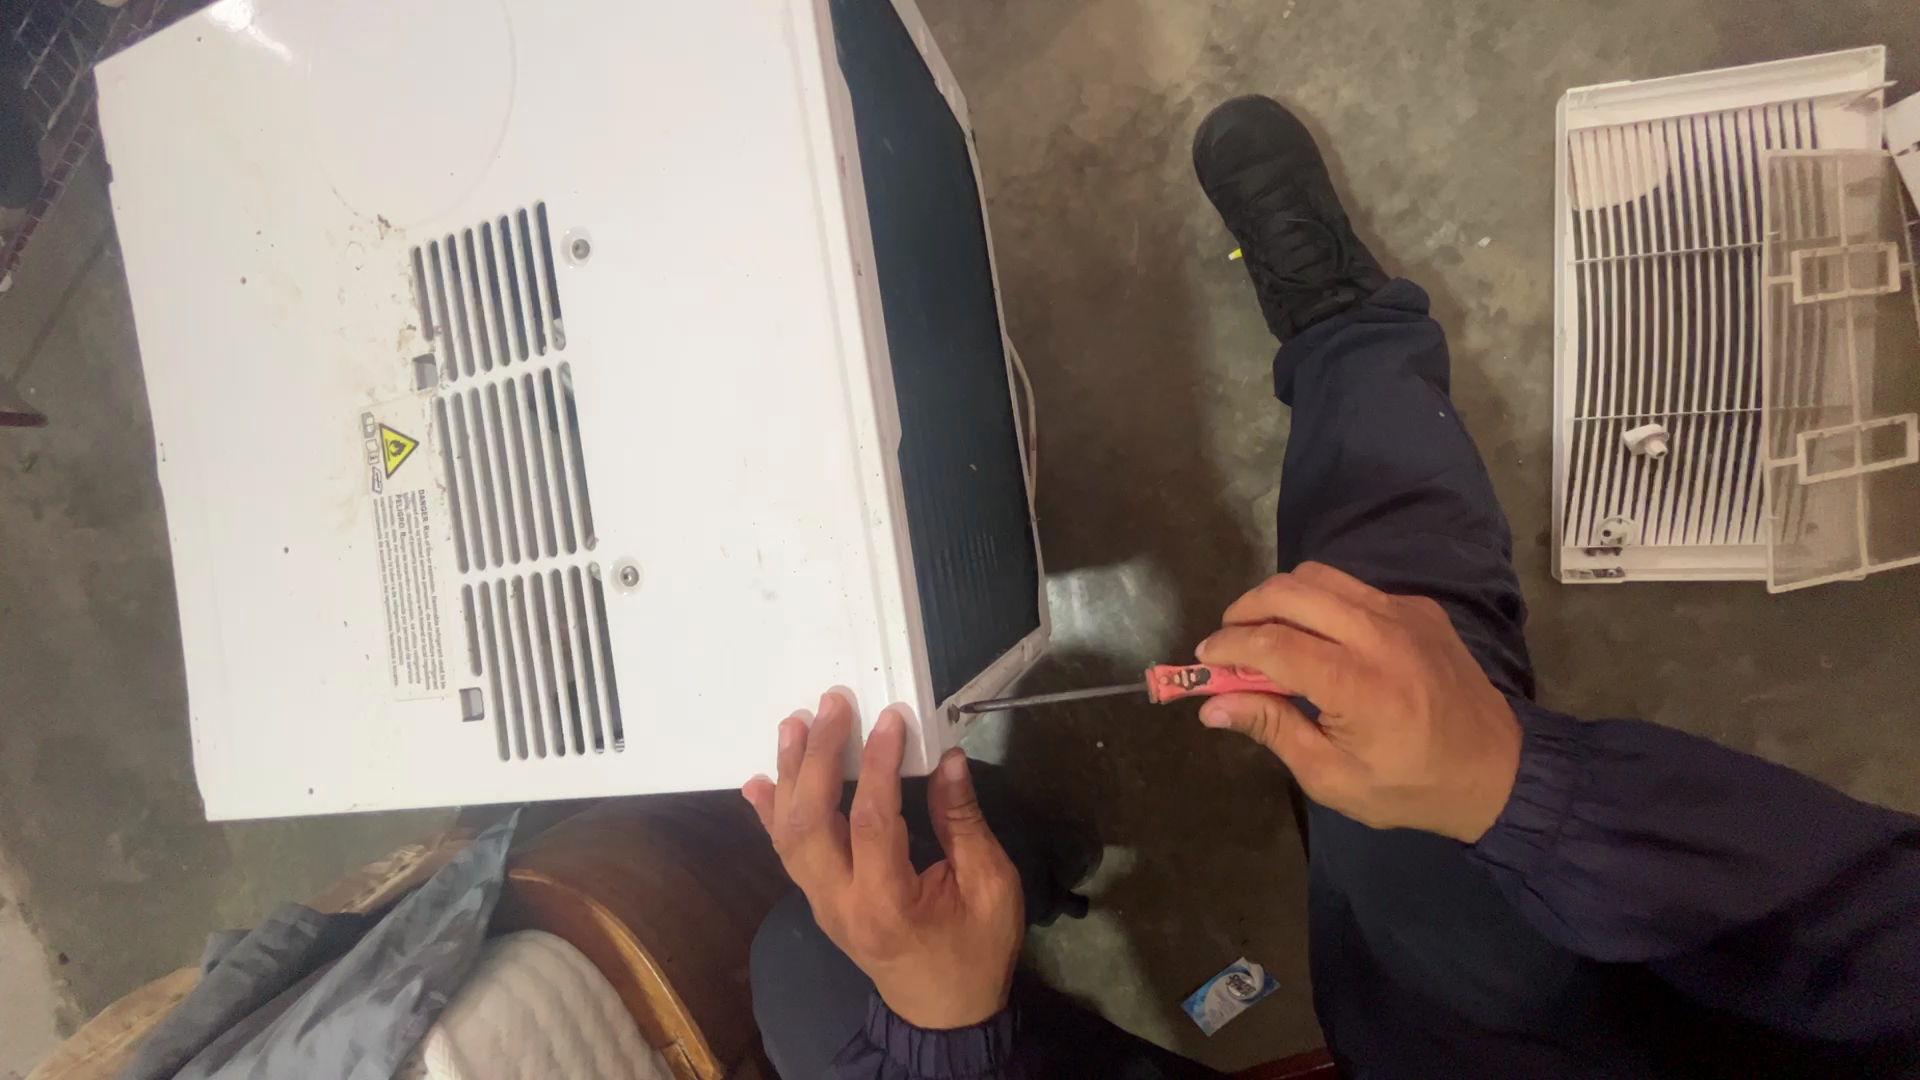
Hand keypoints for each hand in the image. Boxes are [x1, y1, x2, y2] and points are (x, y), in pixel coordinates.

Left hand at [742, 692, 1023, 1028]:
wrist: (944, 1014)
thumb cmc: (975, 950)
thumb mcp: (991, 885)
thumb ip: (963, 821)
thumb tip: (947, 759)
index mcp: (888, 904)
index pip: (872, 822)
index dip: (879, 764)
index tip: (889, 718)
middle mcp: (840, 904)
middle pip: (811, 823)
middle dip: (819, 757)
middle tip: (832, 705)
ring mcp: (821, 903)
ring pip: (790, 834)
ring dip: (791, 774)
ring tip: (796, 724)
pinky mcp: (818, 899)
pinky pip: (787, 852)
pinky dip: (770, 813)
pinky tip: (761, 780)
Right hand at [1195, 562, 1521, 842]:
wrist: (1502, 772)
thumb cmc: (1410, 786)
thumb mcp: (1331, 776)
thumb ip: (1271, 729)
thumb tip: (1210, 706)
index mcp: (1359, 685)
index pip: (1273, 643)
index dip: (1228, 646)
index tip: (1205, 659)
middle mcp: (1379, 636)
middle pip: (1288, 591)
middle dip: (1244, 609)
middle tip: (1228, 640)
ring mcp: (1402, 614)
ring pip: (1316, 576)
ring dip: (1278, 598)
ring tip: (1266, 631)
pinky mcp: (1417, 606)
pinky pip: (1350, 586)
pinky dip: (1319, 601)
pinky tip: (1320, 636)